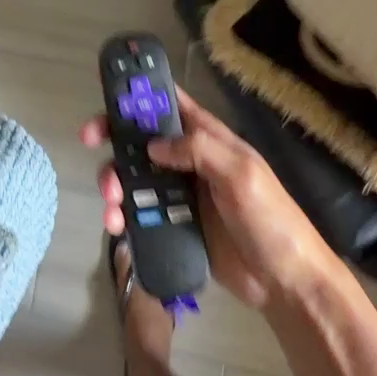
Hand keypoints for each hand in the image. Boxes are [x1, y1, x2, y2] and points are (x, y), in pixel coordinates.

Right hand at [81, 87, 336, 310]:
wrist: (286, 282)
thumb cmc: (270, 219)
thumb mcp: (241, 174)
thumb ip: (198, 149)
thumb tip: (152, 145)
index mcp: (208, 139)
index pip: (170, 104)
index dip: (140, 94)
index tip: (109, 93)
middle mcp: (189, 161)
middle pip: (141, 139)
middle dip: (113, 136)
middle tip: (90, 140)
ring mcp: (180, 195)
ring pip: (134, 177)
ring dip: (114, 182)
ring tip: (111, 200)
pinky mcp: (174, 226)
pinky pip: (139, 214)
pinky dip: (122, 216)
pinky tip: (116, 225)